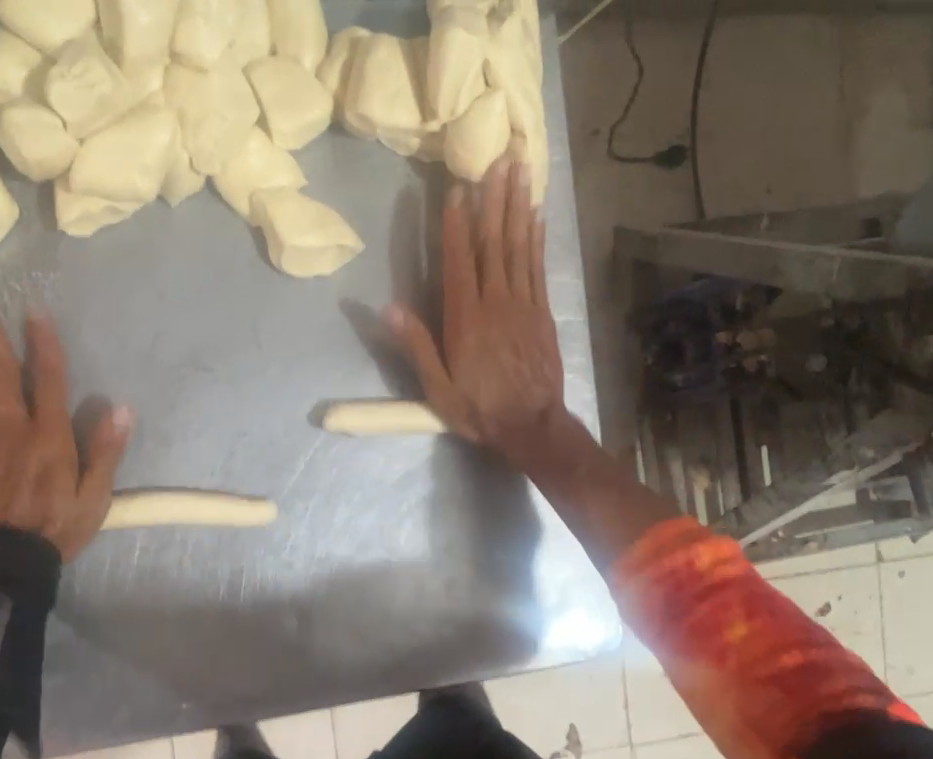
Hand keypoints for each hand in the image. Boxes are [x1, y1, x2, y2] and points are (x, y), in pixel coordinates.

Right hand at [387, 160, 569, 471]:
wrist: (532, 425)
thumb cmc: (479, 409)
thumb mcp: (438, 388)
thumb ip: (417, 345)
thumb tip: (389, 308)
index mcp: (465, 318)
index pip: (458, 260)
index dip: (457, 223)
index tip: (457, 188)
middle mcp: (495, 302)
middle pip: (493, 242)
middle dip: (494, 199)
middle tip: (499, 159)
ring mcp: (523, 304)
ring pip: (519, 247)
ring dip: (519, 207)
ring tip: (521, 171)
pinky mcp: (542, 313)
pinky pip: (538, 268)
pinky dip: (537, 240)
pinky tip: (537, 217)